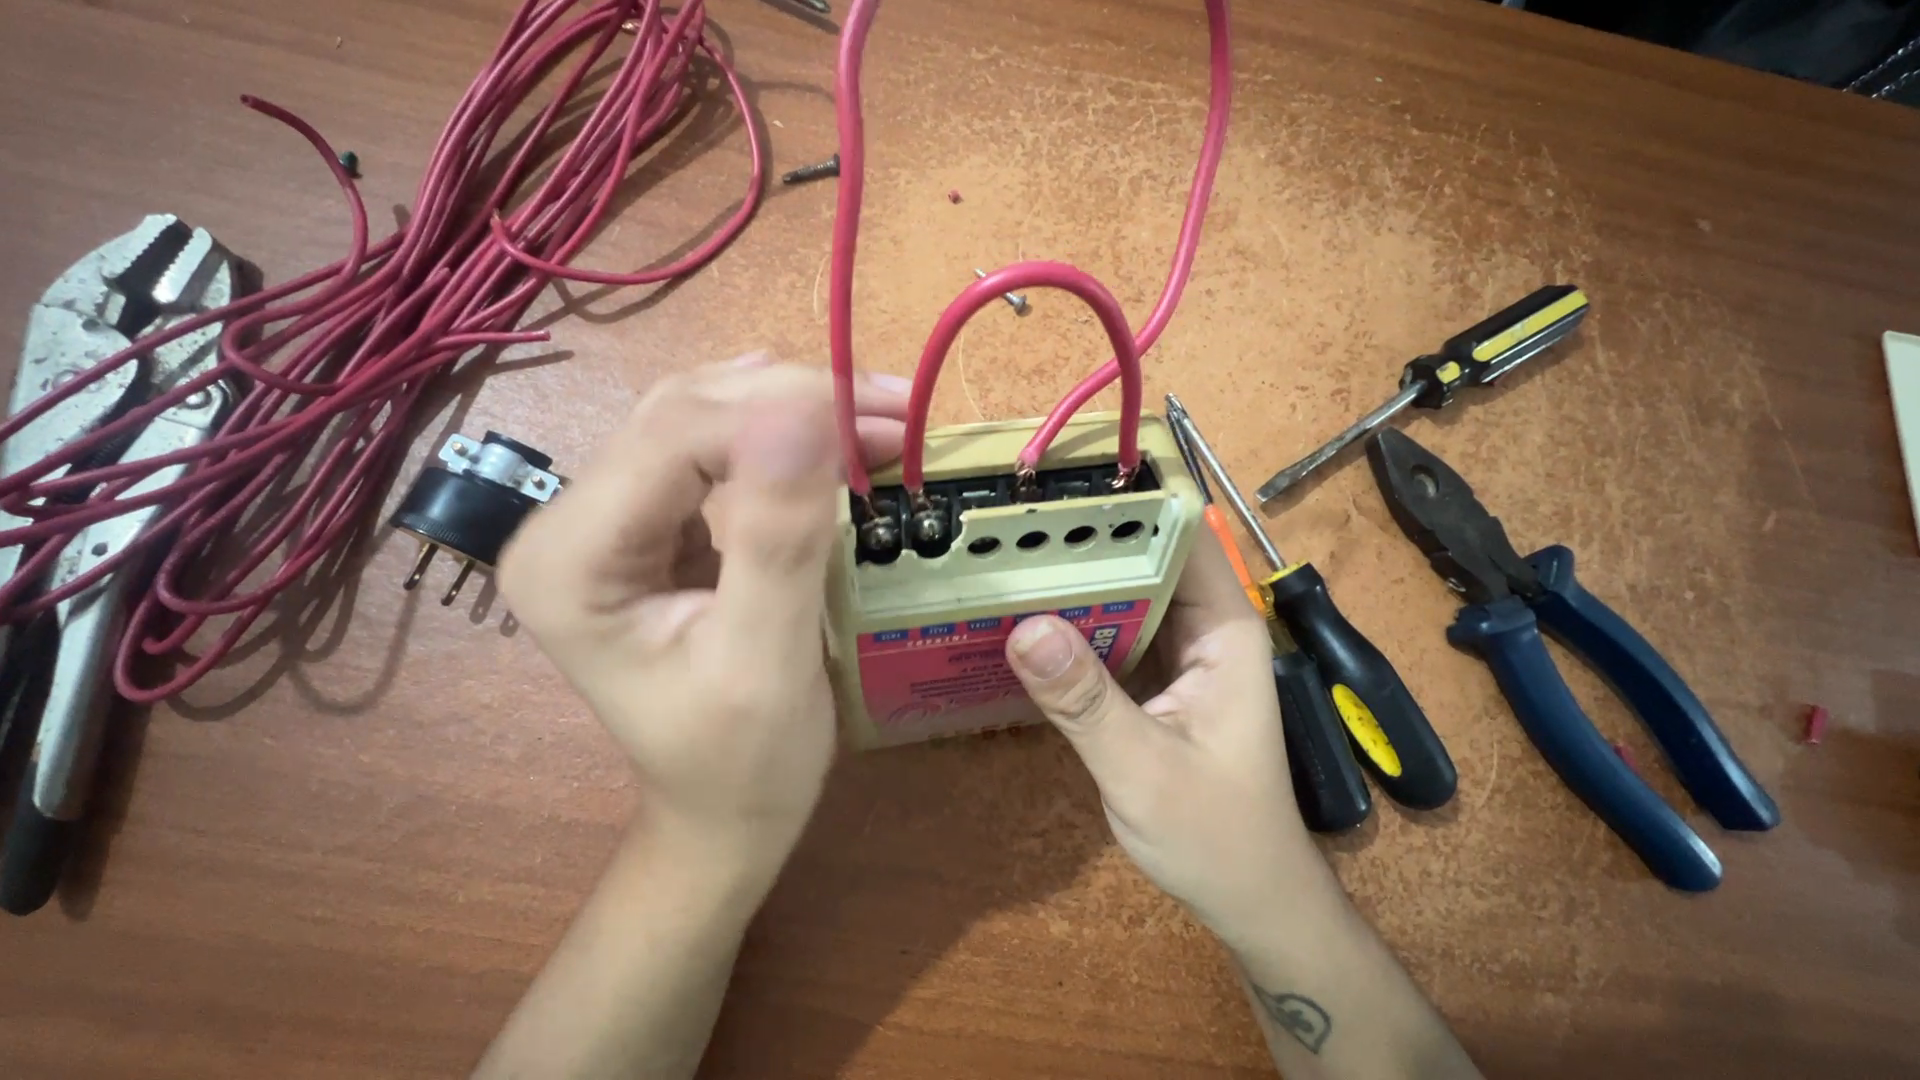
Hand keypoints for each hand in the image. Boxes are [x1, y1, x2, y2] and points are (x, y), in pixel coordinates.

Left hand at [499, 355, 907, 872]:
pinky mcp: (648, 524)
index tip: (881, 416)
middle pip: (681, 414)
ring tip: (876, 414)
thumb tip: (803, 407)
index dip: (779, 408)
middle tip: (893, 408)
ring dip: (791, 405)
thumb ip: (777, 537)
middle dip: (793, 398)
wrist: (725, 811)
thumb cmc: (745, 762)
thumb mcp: (767, 660)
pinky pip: (711, 450)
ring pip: (698, 417)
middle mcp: (567, 525)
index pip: (673, 436)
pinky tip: (824, 426)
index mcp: (569, 561)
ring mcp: (604, 520)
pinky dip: (779, 433)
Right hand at [1003, 537, 1318, 937]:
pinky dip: (1071, 628)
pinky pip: (1109, 637)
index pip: (1180, 537)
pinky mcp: (1153, 683)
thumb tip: (1023, 627)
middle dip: (1082, 543)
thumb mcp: (1143, 768)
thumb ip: (1084, 700)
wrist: (1247, 897)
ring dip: (1072, 584)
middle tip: (1005, 526)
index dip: (1125, 506)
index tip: (1057, 490)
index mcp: (1223, 630)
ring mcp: (1177, 656)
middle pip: (1143, 560)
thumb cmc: (1214, 834)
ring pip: (1122, 598)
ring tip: (1002, 559)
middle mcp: (1202, 630)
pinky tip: (1020, 621)